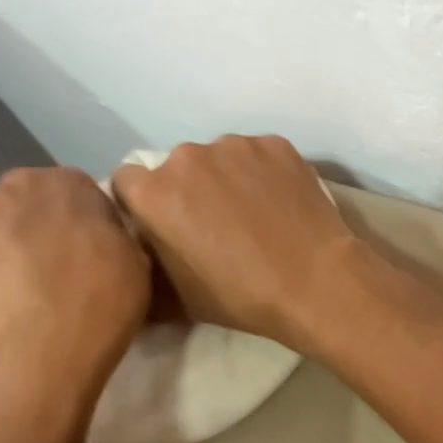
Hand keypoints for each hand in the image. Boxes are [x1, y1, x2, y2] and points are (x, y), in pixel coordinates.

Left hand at [0, 167, 149, 382]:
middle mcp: (21, 182)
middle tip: (45, 266)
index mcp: (71, 181)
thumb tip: (98, 240)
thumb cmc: (109, 291)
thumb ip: (111, 235)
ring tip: (13, 284)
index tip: (80, 251)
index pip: (70, 193)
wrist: (58, 332)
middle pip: (21, 201)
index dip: (73, 223)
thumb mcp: (134, 255)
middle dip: (29, 226)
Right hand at [111, 135, 362, 351]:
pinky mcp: (276, 143)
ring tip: (254, 212)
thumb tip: (143, 258)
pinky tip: (281, 202)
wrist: (315, 280)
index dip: (144, 204)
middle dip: (188, 189)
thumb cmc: (240, 296)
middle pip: (176, 167)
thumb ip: (148, 268)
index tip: (165, 225)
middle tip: (215, 222)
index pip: (127, 182)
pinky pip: (258, 155)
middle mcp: (187, 157)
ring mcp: (235, 145)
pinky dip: (264, 173)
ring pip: (219, 157)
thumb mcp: (177, 299)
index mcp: (153, 193)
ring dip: (227, 178)